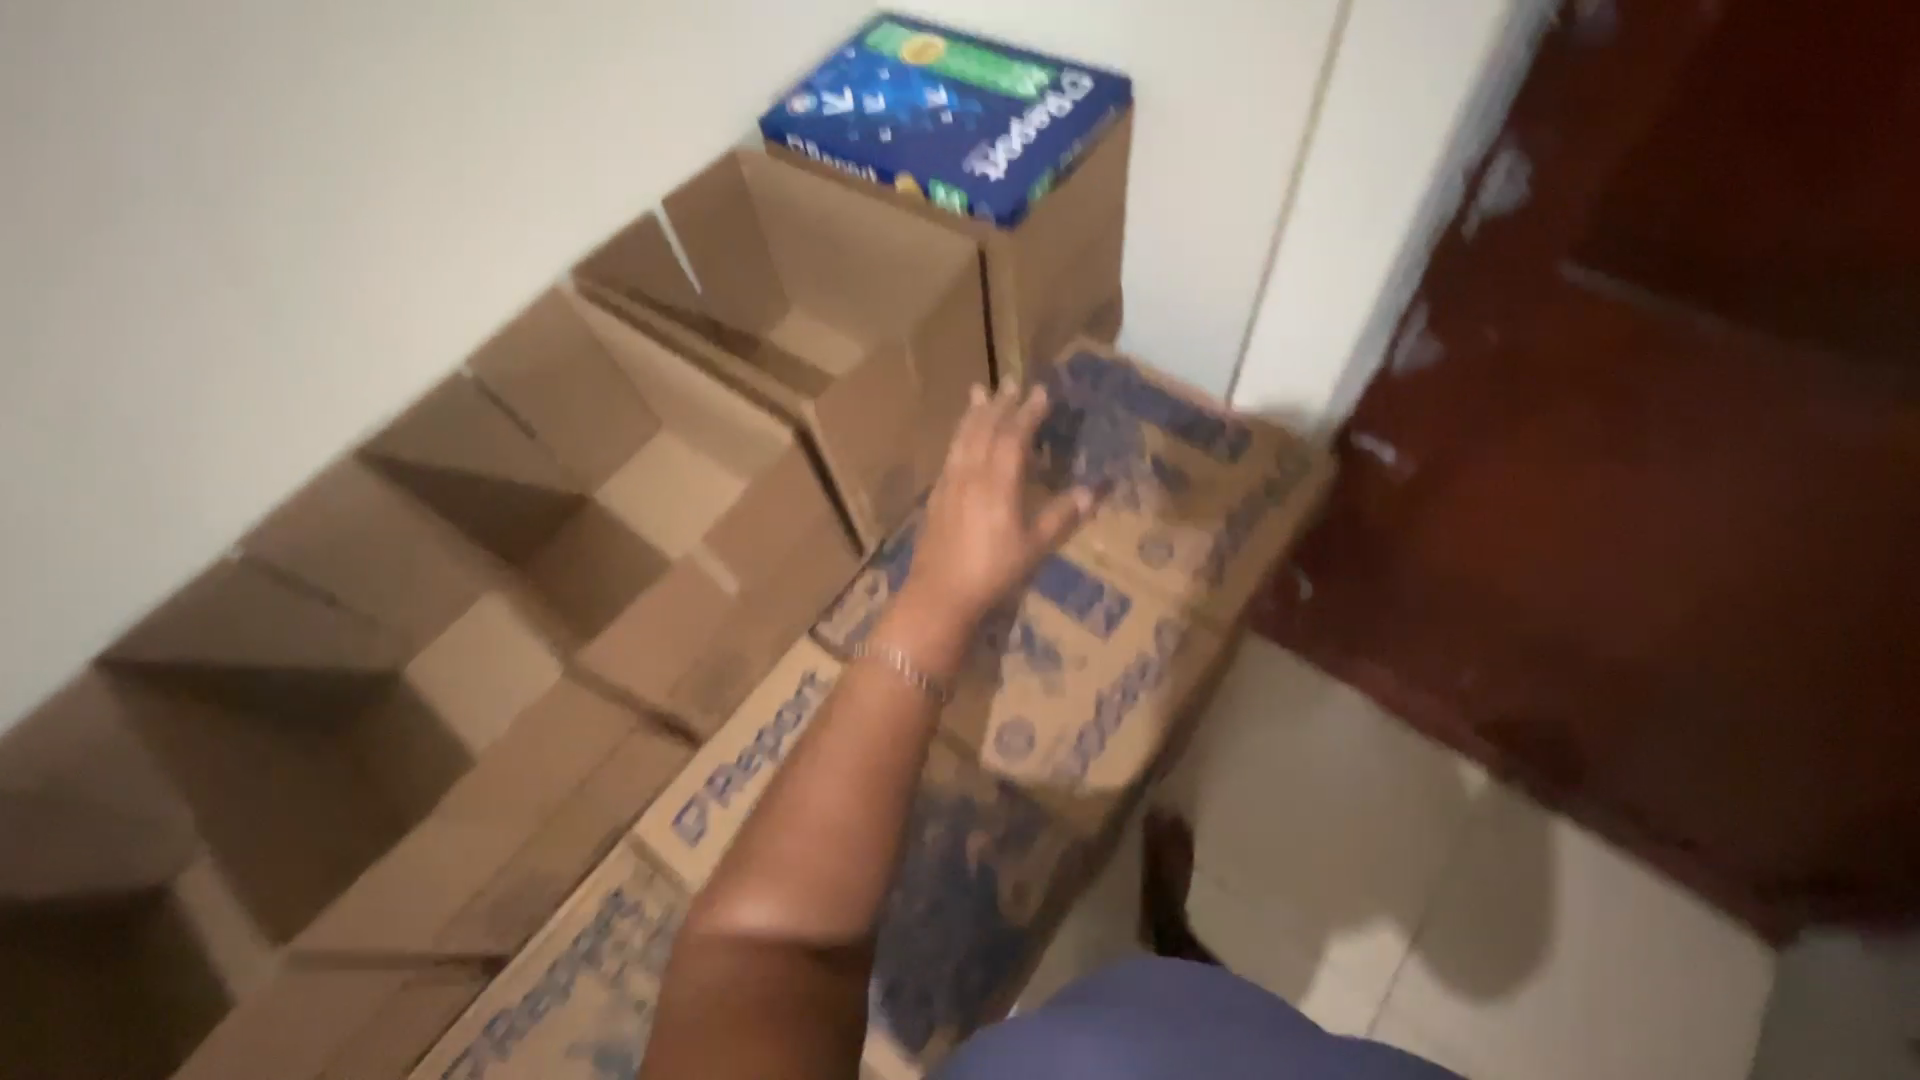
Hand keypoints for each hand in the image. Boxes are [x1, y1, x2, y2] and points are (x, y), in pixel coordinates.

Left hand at [900, 381, 1094, 627]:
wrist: (939, 594)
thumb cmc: (993, 572)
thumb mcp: (1034, 547)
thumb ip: (1060, 517)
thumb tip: (1091, 492)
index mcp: (998, 483)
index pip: (1014, 437)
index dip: (1028, 413)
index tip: (1040, 393)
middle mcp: (971, 474)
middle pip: (985, 430)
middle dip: (1000, 404)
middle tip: (1011, 382)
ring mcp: (949, 484)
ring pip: (962, 439)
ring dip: (974, 414)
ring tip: (979, 392)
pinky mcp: (936, 497)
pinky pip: (949, 455)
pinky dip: (959, 438)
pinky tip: (961, 439)